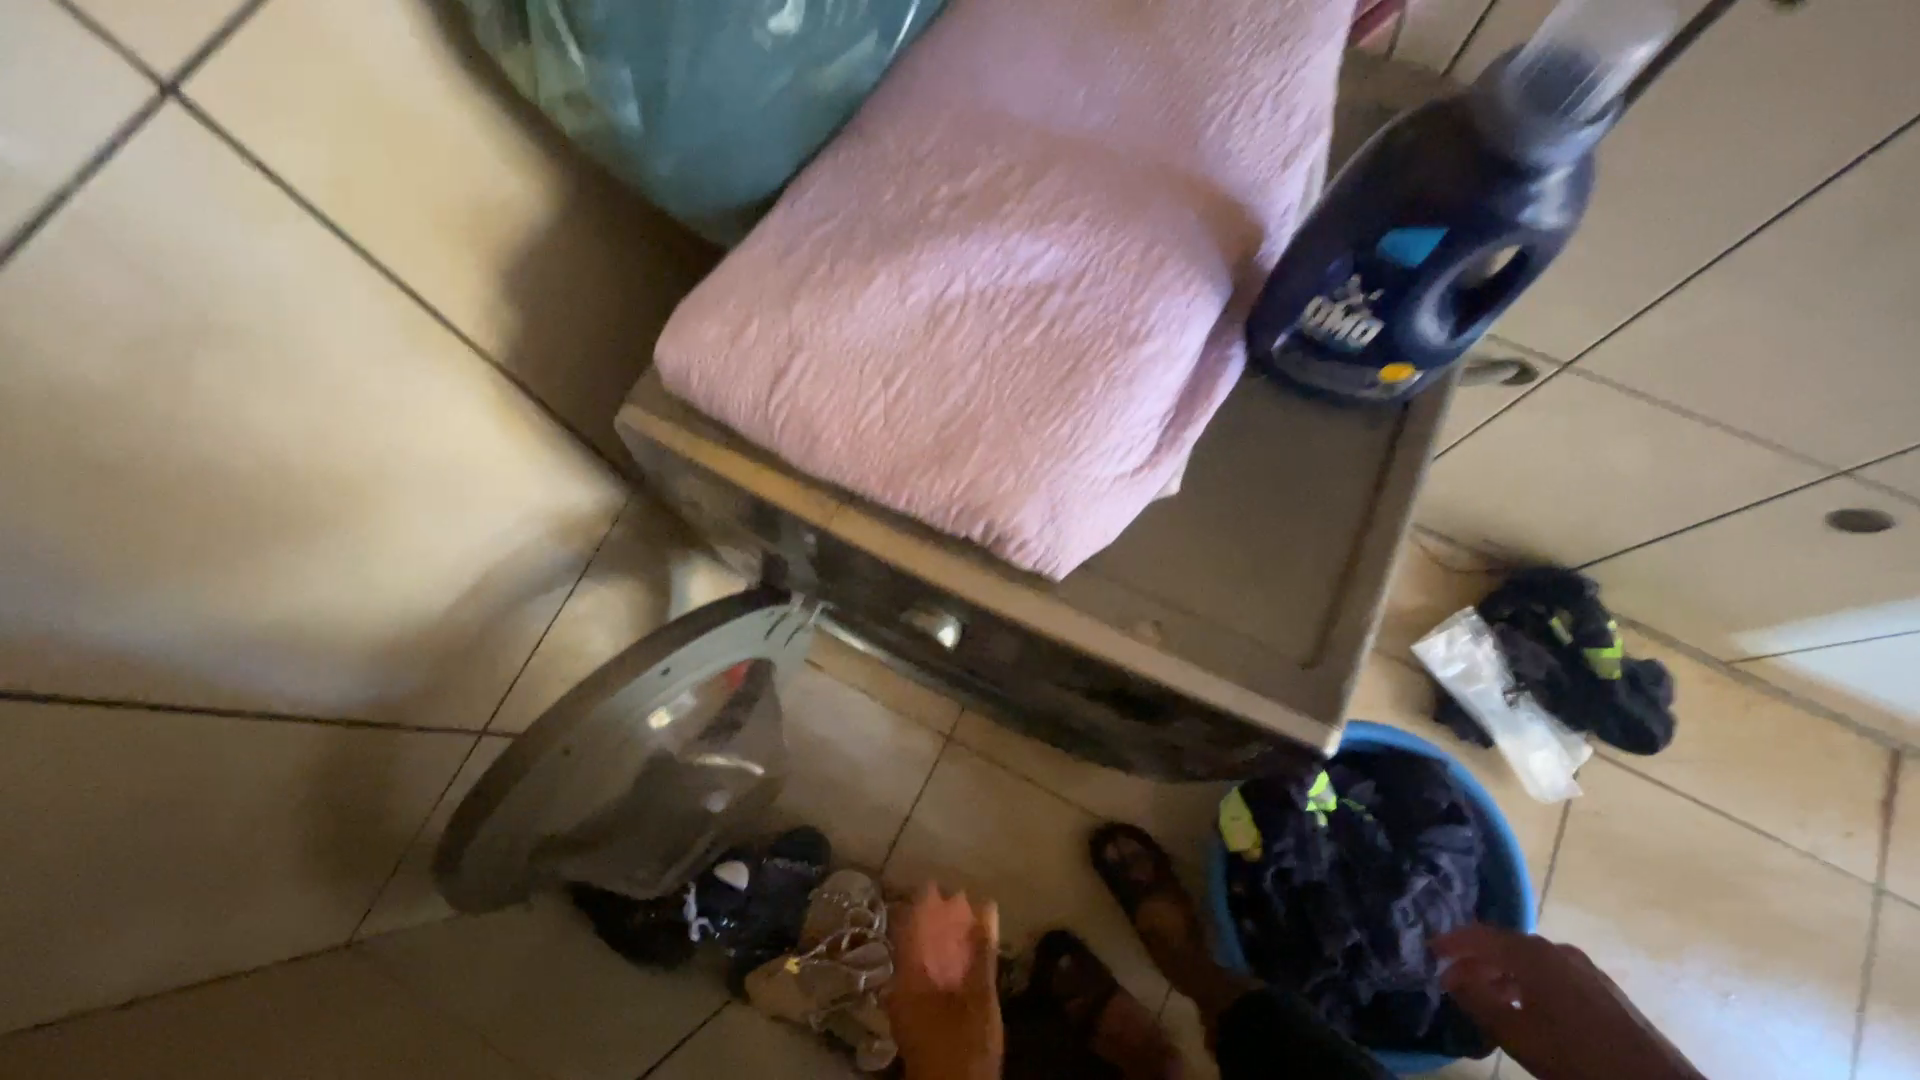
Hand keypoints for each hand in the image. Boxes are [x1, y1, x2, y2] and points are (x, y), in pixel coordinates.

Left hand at [889, 886, 1001, 1079]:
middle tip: (961, 900)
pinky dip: (941, 962)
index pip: (911, 925)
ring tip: (966, 922)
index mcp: (908, 977)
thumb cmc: (964, 1047)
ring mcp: (906, 1004)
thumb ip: (982, 951)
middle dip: (936, 919)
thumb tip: (987, 906)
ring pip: (921, 959)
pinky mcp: (917, 1018)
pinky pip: (925, 977)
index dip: (925, 901)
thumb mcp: (979, 998)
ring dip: (940, 940)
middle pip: (914, 940)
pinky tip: (962, 957)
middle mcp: (900, 985)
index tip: (944, 883)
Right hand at [1434, 924, 1705, 1079]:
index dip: (1451, 943)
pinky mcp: (1603, 988)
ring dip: (1502, 974)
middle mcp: (1557, 950)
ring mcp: (1584, 968)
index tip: (1429, 953)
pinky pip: (1551, 974)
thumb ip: (1477, 1001)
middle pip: (1504, 945)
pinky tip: (1526, 1008)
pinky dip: (1528, 983)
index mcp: (1533, 954)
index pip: (1479, 935)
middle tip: (1453, 981)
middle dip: (1476, 961)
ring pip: (1529, 961)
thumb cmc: (1579, 1060)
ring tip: (1485, 997)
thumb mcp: (1517, 1035)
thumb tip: (1451, 977)